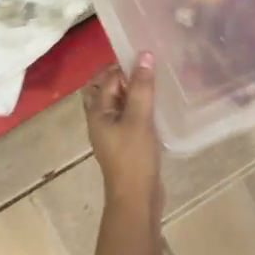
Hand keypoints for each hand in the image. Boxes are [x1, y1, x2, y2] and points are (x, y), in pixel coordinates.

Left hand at [83, 53, 161, 214]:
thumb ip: (141, 87)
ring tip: (155, 83)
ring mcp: (112, 133)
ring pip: (118, 104)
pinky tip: (156, 107)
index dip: (123, 66)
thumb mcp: (139, 118)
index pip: (106, 79)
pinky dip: (138, 108)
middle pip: (105, 90)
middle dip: (123, 77)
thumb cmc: (133, 157)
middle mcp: (100, 120)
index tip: (146, 57)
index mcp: (97, 112)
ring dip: (132, 92)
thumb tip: (144, 54)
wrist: (136, 199)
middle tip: (148, 69)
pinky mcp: (125, 143)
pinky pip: (128, 117)